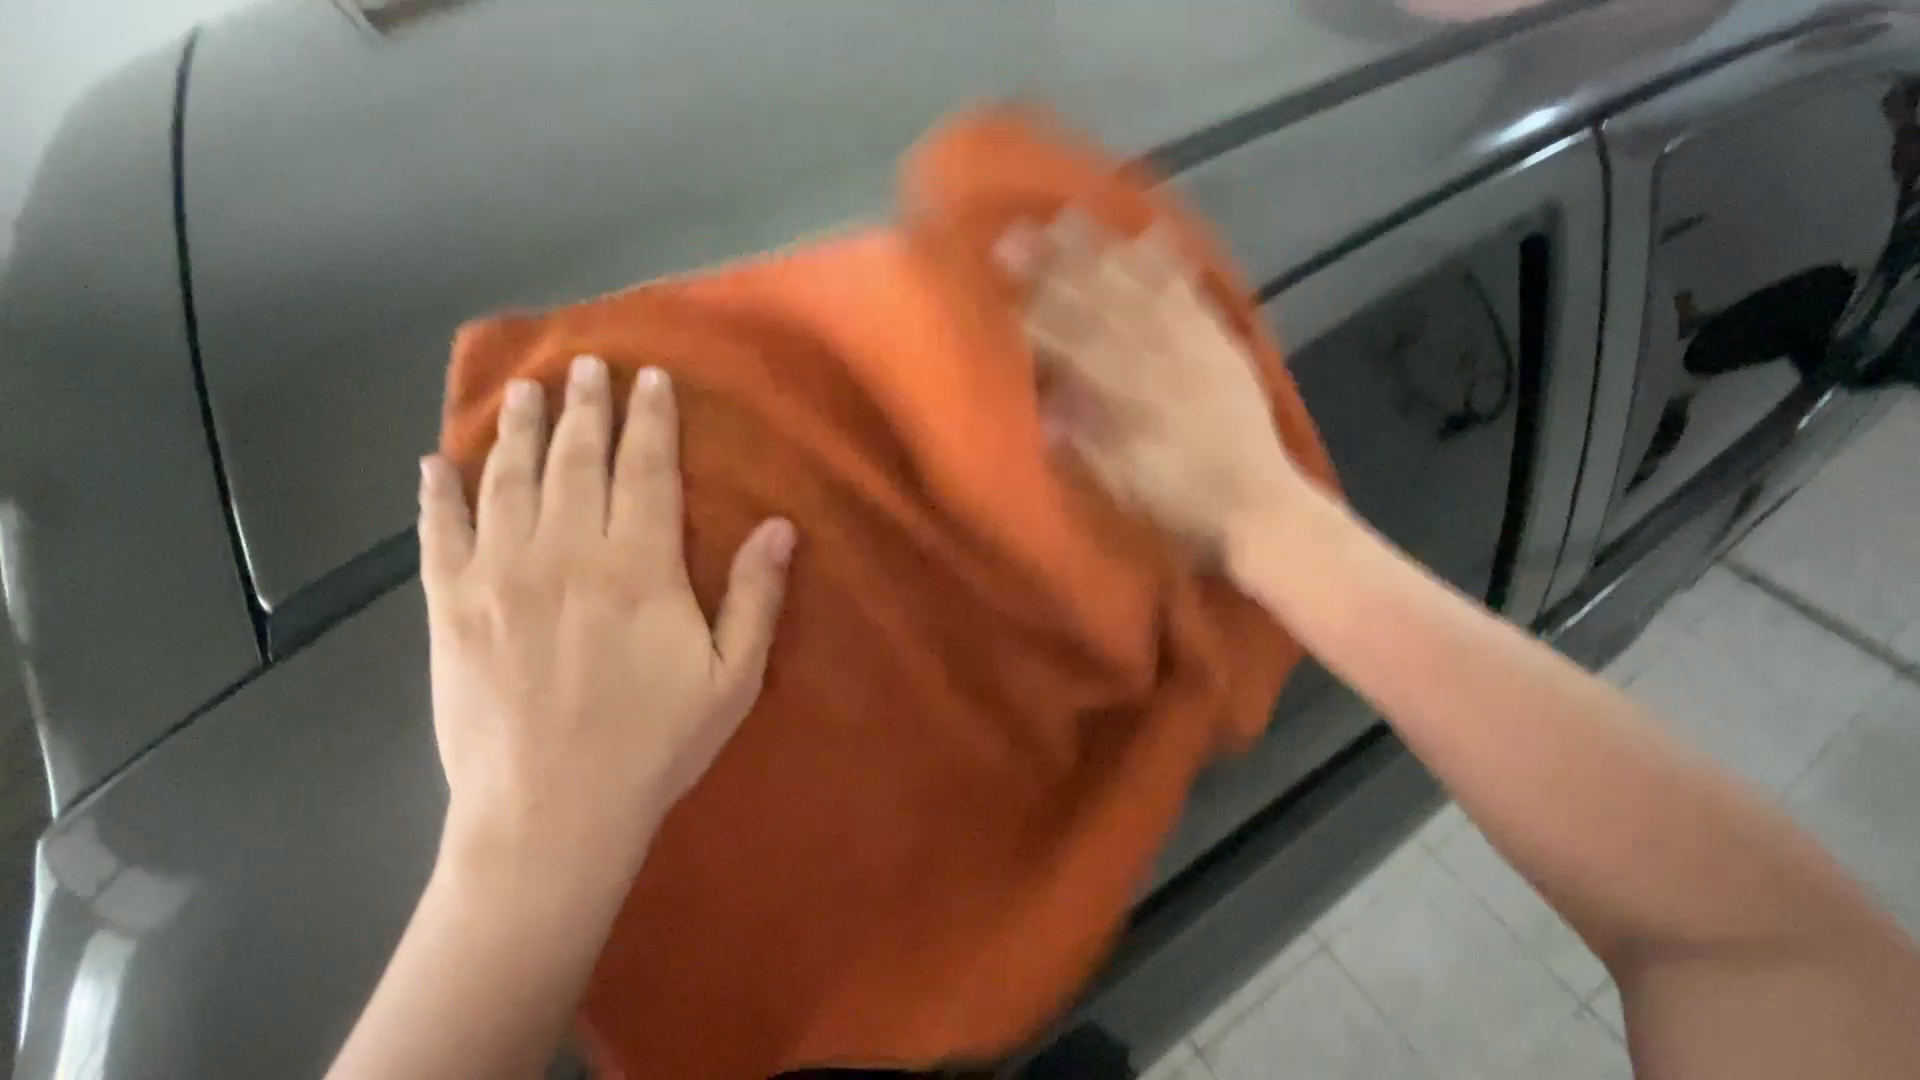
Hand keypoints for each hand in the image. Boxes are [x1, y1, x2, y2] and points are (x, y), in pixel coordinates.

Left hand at [417, 356, 794, 884]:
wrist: (551, 815)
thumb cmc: (654, 745)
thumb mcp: (732, 678)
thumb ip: (755, 596)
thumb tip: (780, 526)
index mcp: (638, 567)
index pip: (646, 469)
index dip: (651, 419)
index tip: (650, 378)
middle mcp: (565, 552)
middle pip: (577, 460)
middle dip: (585, 406)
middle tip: (586, 365)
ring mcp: (499, 575)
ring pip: (509, 480)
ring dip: (520, 429)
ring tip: (526, 391)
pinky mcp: (451, 607)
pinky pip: (439, 532)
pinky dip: (439, 492)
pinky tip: (437, 462)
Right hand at [1018, 215, 1307, 562]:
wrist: (1261, 509)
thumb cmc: (1181, 509)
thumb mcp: (1122, 490)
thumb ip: (1084, 446)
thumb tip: (1045, 408)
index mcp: (1130, 404)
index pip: (1072, 347)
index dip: (1035, 312)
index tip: (1001, 281)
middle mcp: (1162, 364)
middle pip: (1101, 306)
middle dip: (1056, 268)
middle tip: (1018, 231)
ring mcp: (1196, 349)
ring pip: (1142, 290)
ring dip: (1103, 252)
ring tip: (1069, 216)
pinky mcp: (1222, 345)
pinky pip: (1193, 295)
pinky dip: (1170, 263)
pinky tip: (1150, 231)